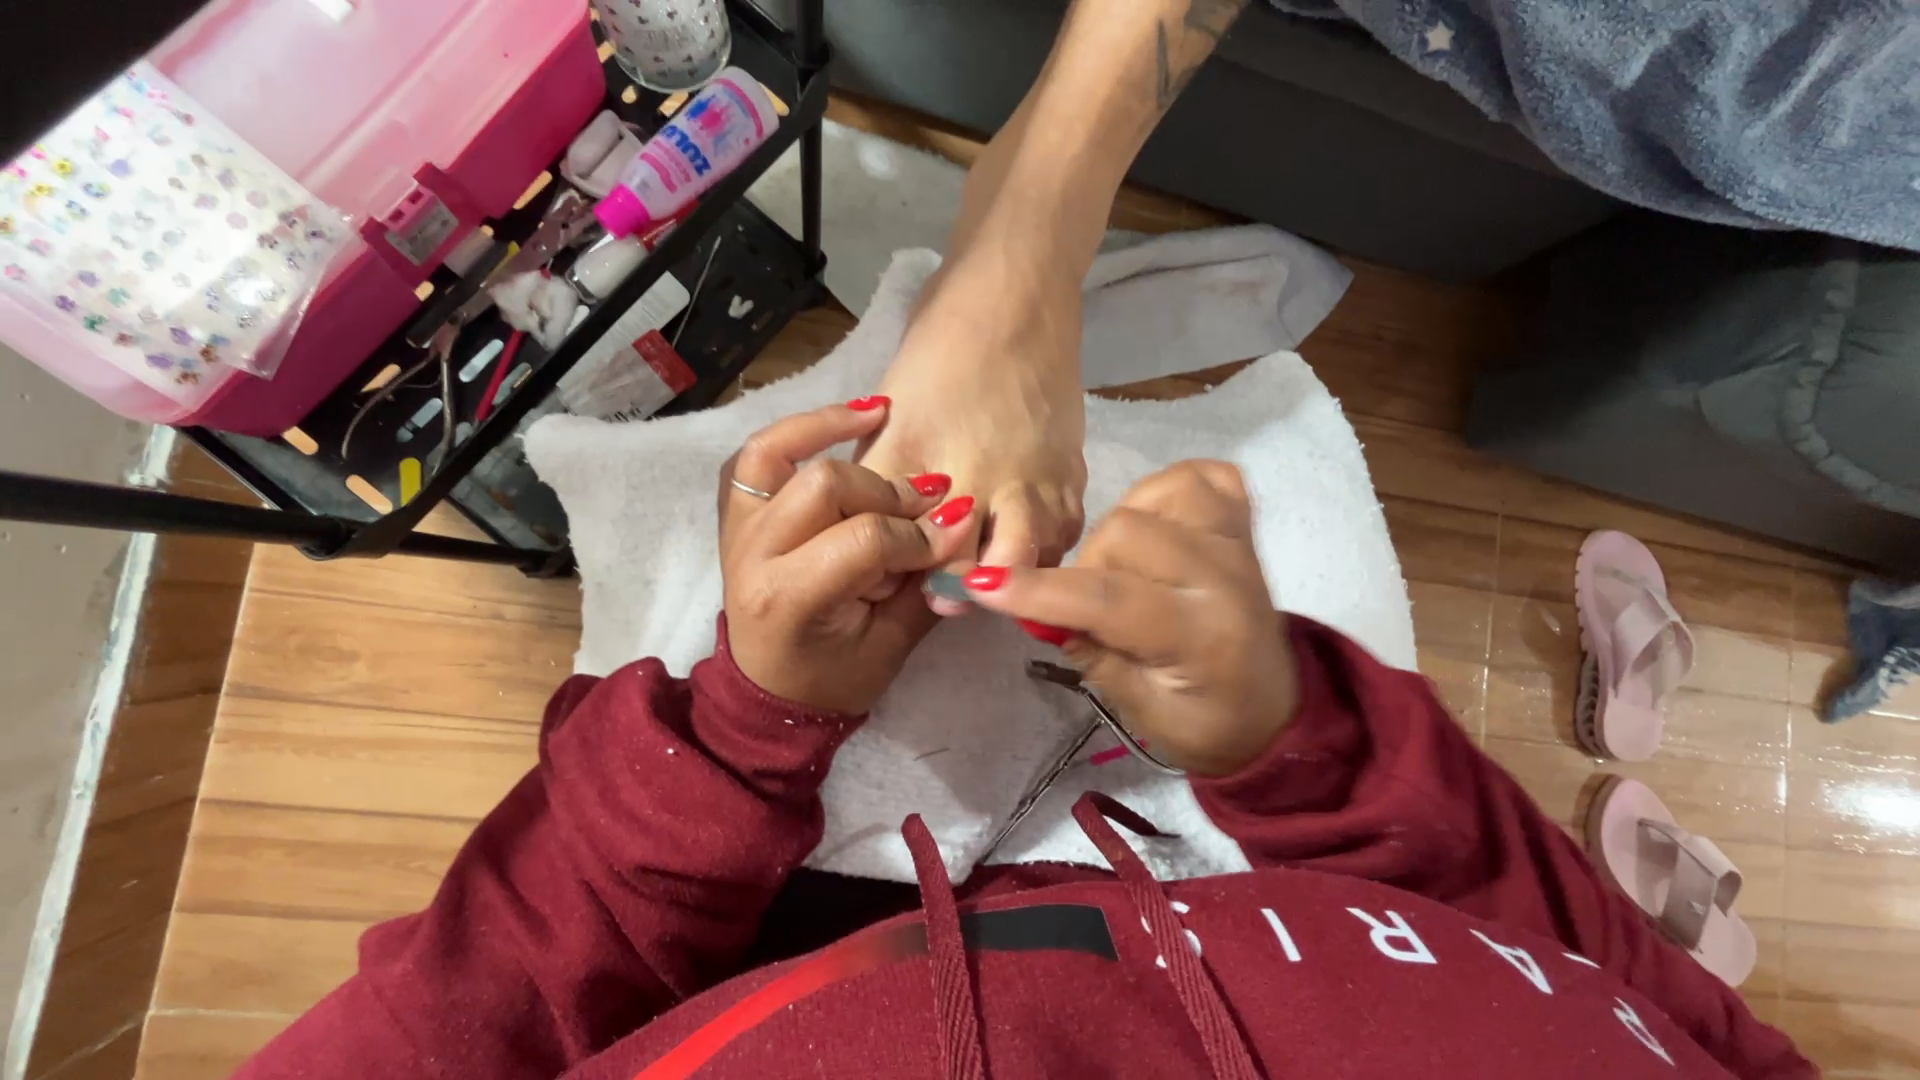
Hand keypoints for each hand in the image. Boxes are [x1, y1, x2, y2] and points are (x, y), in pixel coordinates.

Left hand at [720, 400, 977, 714]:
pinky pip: (761, 453)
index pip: (863, 541)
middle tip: (928, 503)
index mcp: (787, 600)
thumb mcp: (890, 647)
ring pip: (783, 454)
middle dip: (889, 493)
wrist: (769, 691)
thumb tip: (963, 522)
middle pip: (826, 487)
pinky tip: (848, 415)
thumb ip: (926, 586)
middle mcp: (752, 554)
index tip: (958, 529)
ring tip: (884, 414)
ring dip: (837, 432)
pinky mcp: (738, 511)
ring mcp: (738, 528)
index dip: (918, 534)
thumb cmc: (833, 680)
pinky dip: (801, 427)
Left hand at [857, 256, 1087, 612]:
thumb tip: (862, 538)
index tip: (904, 591)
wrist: (1015, 294)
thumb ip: (879, 483)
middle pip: (1003, 573)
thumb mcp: (892, 418)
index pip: (946, 563)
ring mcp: (1054, 484)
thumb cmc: (941, 351)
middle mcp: (1016, 496)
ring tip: (983, 575)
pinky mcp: (1076, 470)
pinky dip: (1042, 545)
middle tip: (944, 592)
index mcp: (964, 484)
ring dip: (1013, 573)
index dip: (925, 586)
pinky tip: (1019, 541)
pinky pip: (1065, 529)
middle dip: (974, 591)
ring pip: (1041, 558)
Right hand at [960, 461, 1299, 775]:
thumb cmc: (1204, 723)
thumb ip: (1090, 652)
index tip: (981, 585)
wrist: (1272, 709)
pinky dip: (1160, 495)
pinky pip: (1195, 477)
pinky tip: (1155, 530)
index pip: (1110, 599)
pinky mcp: (1242, 522)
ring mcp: (1237, 541)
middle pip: (1127, 532)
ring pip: (1153, 495)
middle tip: (1091, 606)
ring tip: (1124, 570)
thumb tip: (1035, 610)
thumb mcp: (1141, 710)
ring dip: (1120, 531)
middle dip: (1087, 567)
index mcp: (1204, 635)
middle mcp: (1225, 576)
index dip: (1040, 590)